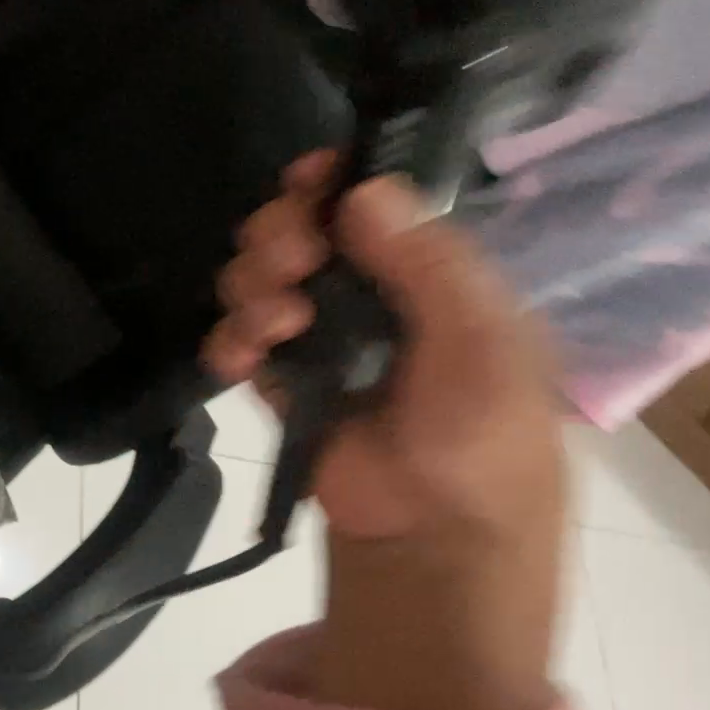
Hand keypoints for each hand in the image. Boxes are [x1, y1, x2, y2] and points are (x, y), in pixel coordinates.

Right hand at [203, 154, 562, 546]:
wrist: (425, 530)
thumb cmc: (479, 437)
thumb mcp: (481, 344)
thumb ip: (427, 266)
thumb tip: (362, 190)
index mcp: (423, 275)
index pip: (367, 205)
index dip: (330, 184)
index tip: (304, 179)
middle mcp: (363, 294)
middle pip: (293, 232)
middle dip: (278, 238)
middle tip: (290, 262)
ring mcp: (311, 334)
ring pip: (253, 278)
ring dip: (251, 291)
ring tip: (275, 327)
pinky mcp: (271, 374)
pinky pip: (231, 338)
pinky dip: (228, 344)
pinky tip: (241, 364)